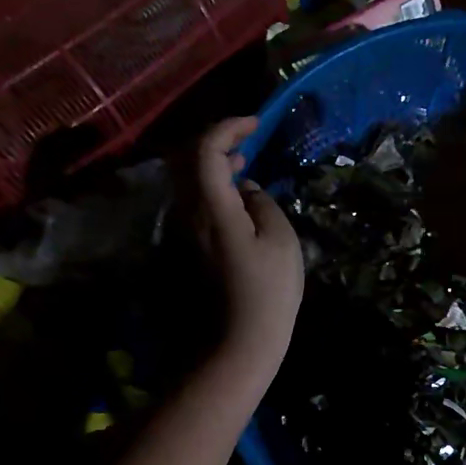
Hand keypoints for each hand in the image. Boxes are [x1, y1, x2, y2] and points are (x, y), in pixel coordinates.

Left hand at [186, 117, 303, 364]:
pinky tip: (236, 197)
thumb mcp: (280, 239)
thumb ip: (261, 202)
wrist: (240, 341)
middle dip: (216, 142)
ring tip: (243, 164)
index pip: (205, 150)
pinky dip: (212, 187)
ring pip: (188, 182)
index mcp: (211, 207)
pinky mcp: (190, 248)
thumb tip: (246, 189)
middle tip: (247, 140)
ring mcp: (185, 232)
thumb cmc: (268, 290)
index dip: (227, 128)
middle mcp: (189, 214)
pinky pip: (194, 202)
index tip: (255, 122)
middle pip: (188, 161)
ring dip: (213, 165)